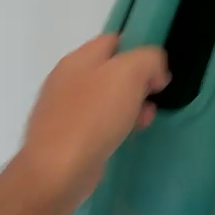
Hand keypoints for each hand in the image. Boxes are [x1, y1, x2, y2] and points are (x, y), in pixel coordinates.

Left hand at [12, 34, 168, 207]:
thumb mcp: (131, 73)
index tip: (158, 70)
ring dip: (132, 105)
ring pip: (109, 97)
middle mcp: (67, 80)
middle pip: (114, 70)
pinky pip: (99, 122)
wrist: (57, 173)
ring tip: (144, 120)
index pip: (116, 40)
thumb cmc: (94, 116)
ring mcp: (63, 110)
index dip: (141, 50)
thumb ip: (150, 60)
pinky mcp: (65, 137)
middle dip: (139, 82)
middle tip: (154, 96)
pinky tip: (126, 135)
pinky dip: (117, 125)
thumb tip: (154, 74)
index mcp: (78, 59)